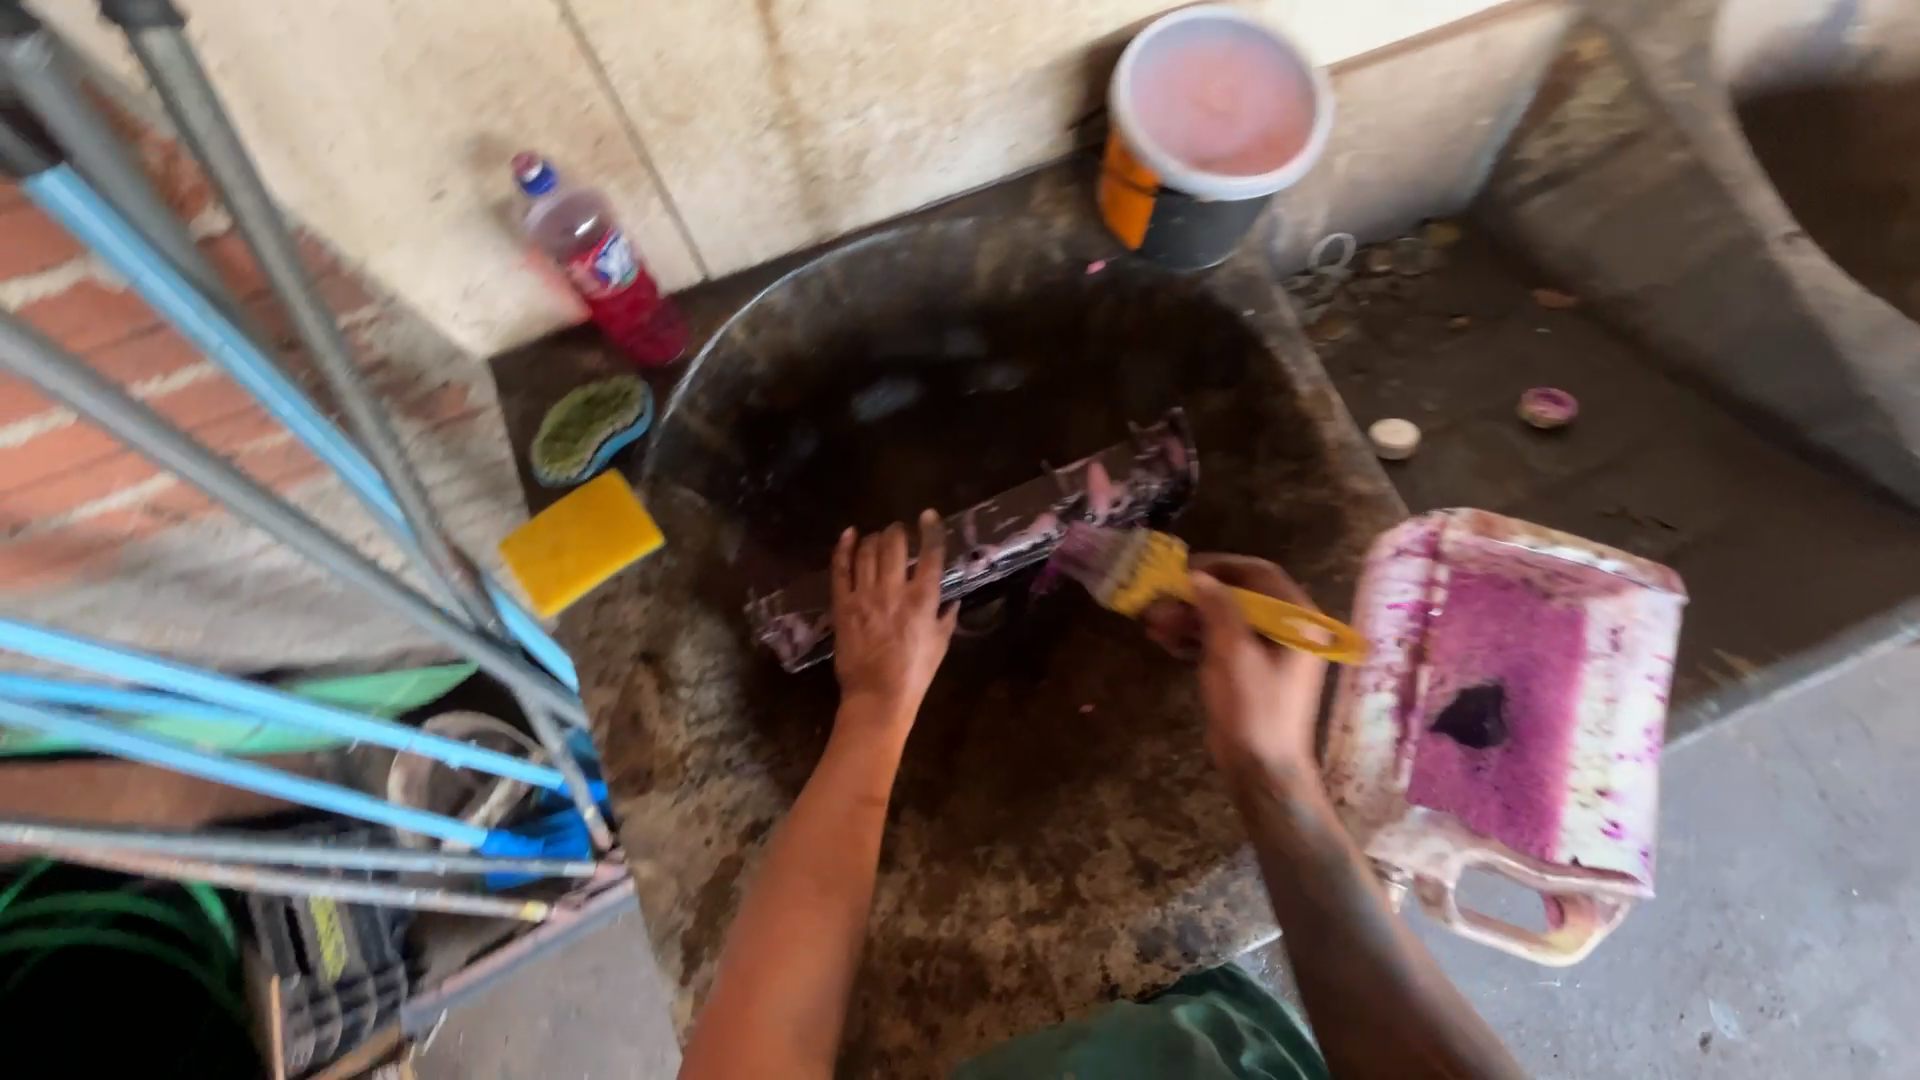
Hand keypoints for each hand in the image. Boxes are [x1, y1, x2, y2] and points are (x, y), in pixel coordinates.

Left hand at [830, 511, 957, 727]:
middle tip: (899, 529)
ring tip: (879, 536)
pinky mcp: (842, 605)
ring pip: (868, 552)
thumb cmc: (915, 672)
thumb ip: (947, 616)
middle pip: (894, 545)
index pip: (930, 553)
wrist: (878, 695)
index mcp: (923, 599)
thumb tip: (953, 598)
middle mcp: (894, 590)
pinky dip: (844, 547)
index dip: (930, 530)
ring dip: (875, 538)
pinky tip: (849, 534)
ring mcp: (865, 596)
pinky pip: (840, 569)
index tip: (928, 516)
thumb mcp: (941, 643)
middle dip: (898, 530)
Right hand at [1142, 554, 1328, 783]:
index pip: (1258, 574)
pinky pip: (1222, 641)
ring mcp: (1268, 651)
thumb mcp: (1233, 652)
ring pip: (1225, 619)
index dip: (1219, 566)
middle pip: (1238, 596)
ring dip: (1189, 617)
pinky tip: (1165, 641)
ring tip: (1153, 624)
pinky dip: (1195, 637)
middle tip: (1159, 602)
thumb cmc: (1253, 708)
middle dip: (1195, 597)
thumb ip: (1218, 607)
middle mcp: (1287, 629)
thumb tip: (1197, 575)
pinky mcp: (1250, 669)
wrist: (1261, 769)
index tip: (1182, 570)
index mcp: (1297, 620)